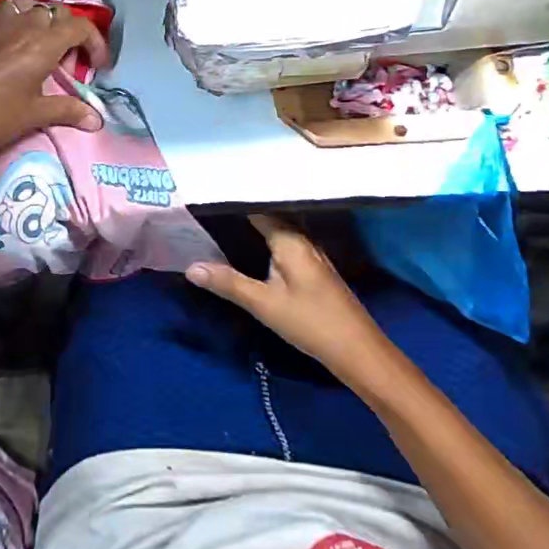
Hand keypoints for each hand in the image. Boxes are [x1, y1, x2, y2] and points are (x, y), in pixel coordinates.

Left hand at [0, 0, 109, 194]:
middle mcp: (20, 21)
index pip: (80, 26)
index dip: (95, 43)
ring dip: (40, 19)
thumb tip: (97, 120)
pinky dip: (12, 19)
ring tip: (38, 45)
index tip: (97, 66)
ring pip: (26, 3)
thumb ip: (68, 110)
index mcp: (42, 41)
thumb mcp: (33, 115)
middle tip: (67, 60)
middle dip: (68, 31)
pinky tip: (5, 43)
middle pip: (55, 12)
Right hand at [185, 215, 390, 377]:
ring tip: (225, 223)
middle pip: (270, 216)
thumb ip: (228, 283)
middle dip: (243, 212)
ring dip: (256, 227)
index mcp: (290, 240)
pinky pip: (286, 244)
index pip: (259, 208)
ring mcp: (312, 254)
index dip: (234, 202)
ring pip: (280, 231)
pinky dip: (267, 241)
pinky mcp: (315, 269)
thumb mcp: (263, 304)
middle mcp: (303, 240)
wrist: (358, 350)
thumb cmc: (310, 322)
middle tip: (209, 210)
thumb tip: (190, 267)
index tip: (207, 197)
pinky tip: (253, 250)